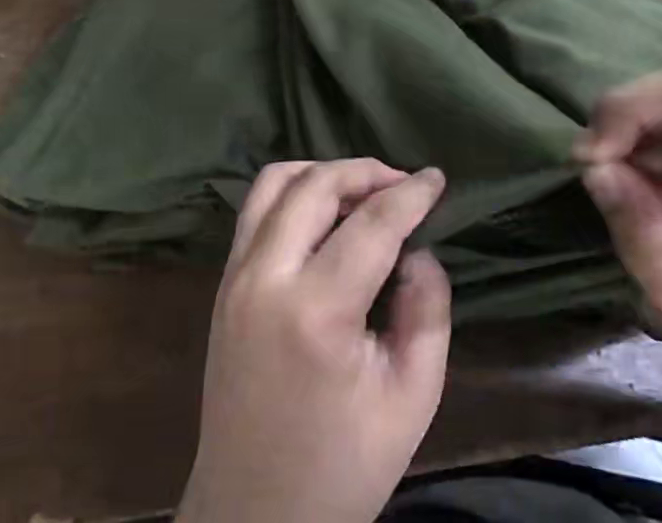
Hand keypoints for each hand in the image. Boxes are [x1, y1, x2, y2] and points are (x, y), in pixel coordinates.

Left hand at [178, 160, 450, 522]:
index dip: (411, 194)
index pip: (371, 224)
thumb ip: (428, 309)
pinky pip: (255, 211)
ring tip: (363, 192)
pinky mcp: (222, 285)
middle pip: (315, 185)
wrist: (253, 513)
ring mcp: (234, 278)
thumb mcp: (414, 395)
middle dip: (366, 172)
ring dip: (323, 173)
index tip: (439, 178)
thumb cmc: (344, 463)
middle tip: (405, 186)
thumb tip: (418, 250)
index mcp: (316, 312)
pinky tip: (325, 216)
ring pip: (274, 184)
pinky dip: (294, 193)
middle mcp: (265, 280)